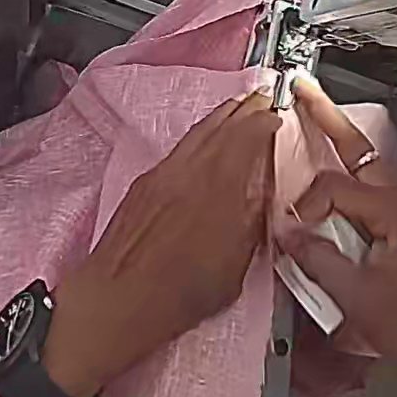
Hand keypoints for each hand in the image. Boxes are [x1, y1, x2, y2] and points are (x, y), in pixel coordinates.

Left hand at [43, 92, 280, 396]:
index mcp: (221, 187)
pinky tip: (205, 140)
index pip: (248, 136)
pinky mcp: (146, 180)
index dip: (265, 122)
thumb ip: (252, 222)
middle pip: (223, 124)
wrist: (119, 298)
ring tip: (238, 108)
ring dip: (222, 115)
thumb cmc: (180, 292)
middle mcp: (193, 170)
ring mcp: (166, 171)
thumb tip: (263, 194)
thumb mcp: (236, 265)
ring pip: (199, 130)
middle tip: (262, 98)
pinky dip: (200, 133)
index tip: (277, 116)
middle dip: (246, 108)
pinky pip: (181, 145)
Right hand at [278, 78, 396, 396]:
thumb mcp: (356, 294)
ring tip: (315, 116)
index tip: (292, 231)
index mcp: (394, 210)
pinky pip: (364, 190)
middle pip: (357, 148)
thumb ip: (315, 257)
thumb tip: (286, 230)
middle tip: (304, 91)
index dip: (306, 207)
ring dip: (337, 140)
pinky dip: (343, 174)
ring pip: (363, 164)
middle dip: (327, 117)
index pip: (334, 188)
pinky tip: (328, 171)